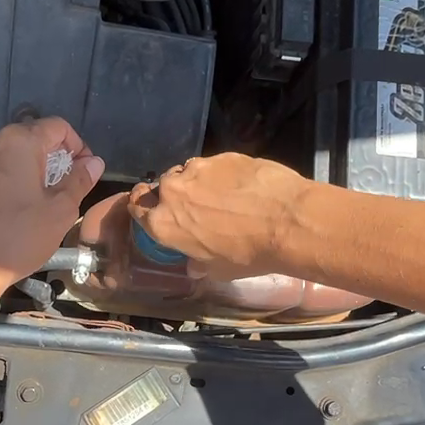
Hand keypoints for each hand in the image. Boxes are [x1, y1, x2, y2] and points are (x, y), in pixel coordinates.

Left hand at [0, 118, 102, 297]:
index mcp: (17, 142)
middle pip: (25, 140)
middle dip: (46, 160)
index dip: (77, 146)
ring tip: (26, 205)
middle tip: (57, 191)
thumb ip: (79, 180)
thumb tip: (93, 162)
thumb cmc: (17, 239)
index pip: (57, 127)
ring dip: (17, 173)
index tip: (82, 169)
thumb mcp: (60, 212)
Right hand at [127, 153, 311, 273]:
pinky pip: (214, 165)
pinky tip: (242, 187)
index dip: (144, 209)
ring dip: (198, 183)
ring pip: (188, 173)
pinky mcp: (224, 155)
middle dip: (175, 196)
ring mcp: (199, 168)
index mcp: (163, 222)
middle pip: (162, 188)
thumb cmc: (249, 254)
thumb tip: (193, 265)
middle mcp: (173, 191)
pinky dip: (223, 175)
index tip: (154, 212)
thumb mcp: (218, 270)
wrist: (288, 220)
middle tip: (195, 209)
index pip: (137, 207)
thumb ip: (197, 263)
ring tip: (222, 197)